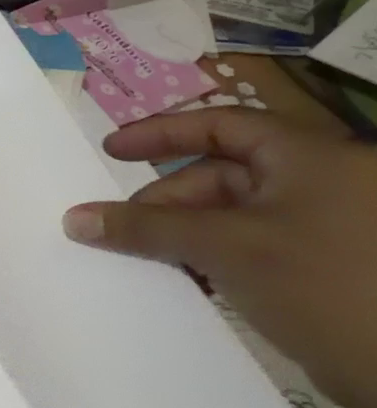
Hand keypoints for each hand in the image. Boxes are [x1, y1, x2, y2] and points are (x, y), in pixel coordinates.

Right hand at [63, 109, 376, 407]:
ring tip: (149, 255)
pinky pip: (256, 242)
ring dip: (186, 229)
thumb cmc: (320, 283)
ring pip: (237, 211)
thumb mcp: (223, 246)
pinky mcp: (330, 265)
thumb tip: (74, 218)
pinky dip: (214, 251)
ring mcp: (333, 227)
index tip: (111, 152)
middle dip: (168, 196)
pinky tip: (187, 276)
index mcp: (316, 159)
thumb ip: (144, 226)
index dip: (162, 132)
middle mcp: (329, 183)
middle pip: (226, 171)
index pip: (225, 124)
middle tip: (124, 225)